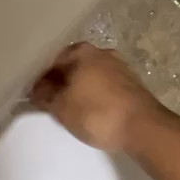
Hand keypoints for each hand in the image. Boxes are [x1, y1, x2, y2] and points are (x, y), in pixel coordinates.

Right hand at [28, 42, 171, 153]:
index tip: (36, 97)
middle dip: (62, 82)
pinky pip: (106, 86)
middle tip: (52, 103)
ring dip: (80, 89)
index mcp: (81, 51)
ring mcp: (121, 66)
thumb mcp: (61, 107)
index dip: (41, 80)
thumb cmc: (96, 112)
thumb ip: (45, 95)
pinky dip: (97, 95)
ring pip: (91, 76)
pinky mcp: (133, 83)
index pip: (52, 62)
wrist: (143, 128)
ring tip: (72, 109)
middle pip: (73, 66)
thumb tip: (38, 90)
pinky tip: (93, 110)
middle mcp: (102, 52)